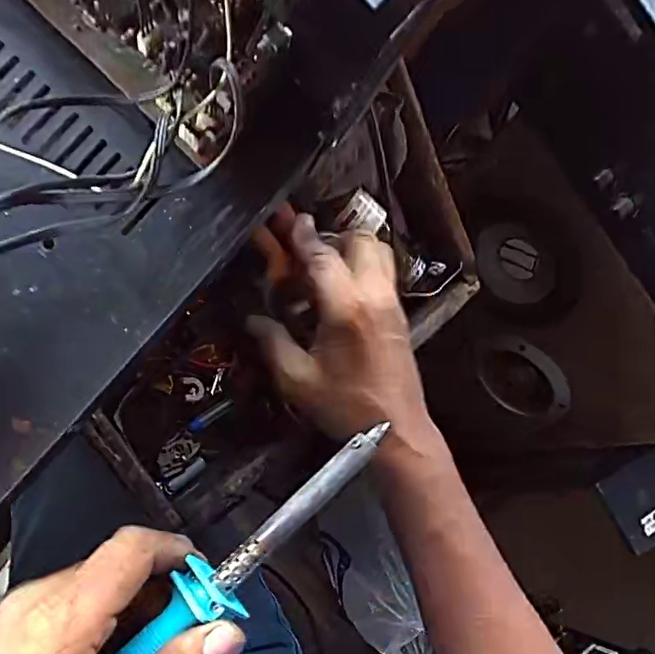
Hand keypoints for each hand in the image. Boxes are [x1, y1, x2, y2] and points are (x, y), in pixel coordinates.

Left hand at [0, 528, 244, 653]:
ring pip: (99, 586)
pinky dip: (104, 627)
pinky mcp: (6, 630)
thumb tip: (225, 634)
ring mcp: (13, 615)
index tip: (210, 592)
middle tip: (181, 652)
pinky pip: (73, 604)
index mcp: (58, 625)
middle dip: (162, 599)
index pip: (132, 548)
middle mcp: (31, 604)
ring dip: (134, 618)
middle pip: (119, 567)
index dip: (180, 557)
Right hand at [246, 212, 443, 462]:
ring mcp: (393, 306)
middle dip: (331, 238)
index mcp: (347, 307)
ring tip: (324, 271)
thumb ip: (272, 344)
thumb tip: (254, 321)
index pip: (323, 256)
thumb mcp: (298, 380)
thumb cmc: (347, 408)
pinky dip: (362, 271)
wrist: (397, 431)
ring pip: (379, 253)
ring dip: (351, 251)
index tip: (289, 222)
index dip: (302, 237)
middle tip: (307, 253)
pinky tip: (340, 296)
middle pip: (360, 240)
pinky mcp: (400, 318)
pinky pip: (383, 276)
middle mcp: (375, 297)